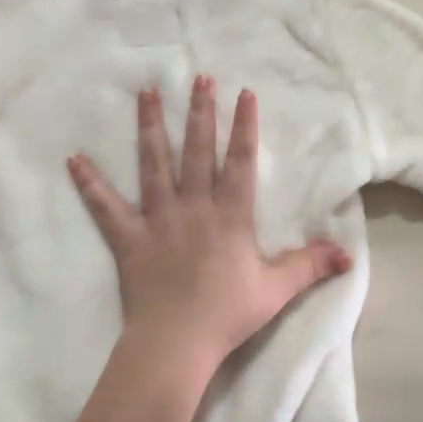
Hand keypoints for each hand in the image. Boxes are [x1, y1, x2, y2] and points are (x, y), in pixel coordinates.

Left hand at [68, 75, 352, 371]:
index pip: (239, 161)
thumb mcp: (276, 289)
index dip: (243, 126)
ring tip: (146, 92)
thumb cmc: (227, 313)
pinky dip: (89, 183)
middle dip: (200, 112)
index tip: (244, 92)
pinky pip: (106, 206)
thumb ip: (310, 265)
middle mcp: (193, 205)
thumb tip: (348, 252)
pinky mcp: (128, 236)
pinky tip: (74, 158)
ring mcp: (158, 218)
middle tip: (199, 78)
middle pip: (197, 150)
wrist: (176, 343)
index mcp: (229, 214)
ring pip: (153, 163)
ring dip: (150, 126)